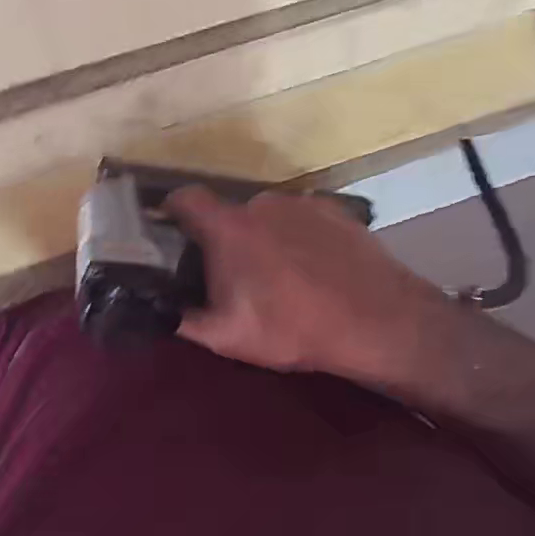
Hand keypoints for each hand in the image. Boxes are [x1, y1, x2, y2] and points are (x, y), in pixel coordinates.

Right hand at [165, 187, 452, 378]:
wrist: (375, 320)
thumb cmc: (294, 328)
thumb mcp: (228, 336)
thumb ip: (183, 320)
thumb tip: (158, 308)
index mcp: (229, 227)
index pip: (184, 199)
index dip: (171, 211)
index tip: (170, 232)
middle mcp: (263, 203)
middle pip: (230, 214)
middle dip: (226, 240)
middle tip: (237, 277)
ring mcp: (304, 204)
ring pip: (269, 217)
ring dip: (266, 238)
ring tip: (283, 277)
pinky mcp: (336, 211)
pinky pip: (303, 220)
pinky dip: (300, 237)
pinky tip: (316, 267)